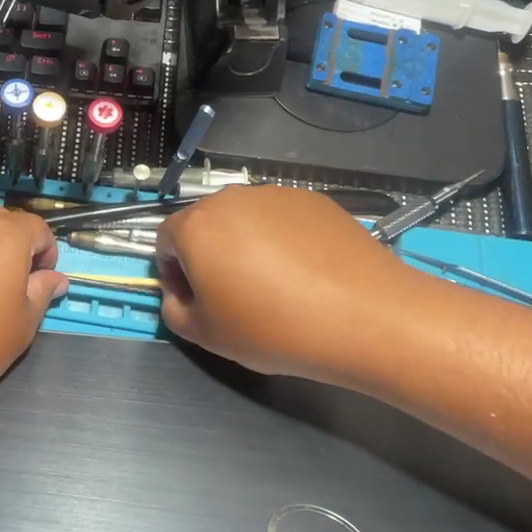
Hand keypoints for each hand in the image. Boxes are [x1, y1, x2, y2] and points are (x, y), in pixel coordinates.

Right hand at [155, 186, 432, 381]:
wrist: (366, 316)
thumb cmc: (274, 328)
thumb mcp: (206, 336)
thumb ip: (173, 310)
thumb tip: (178, 294)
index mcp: (196, 227)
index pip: (164, 241)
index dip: (173, 273)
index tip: (198, 301)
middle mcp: (231, 199)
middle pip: (204, 225)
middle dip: (208, 256)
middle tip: (234, 295)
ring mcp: (275, 195)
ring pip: (243, 220)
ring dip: (245, 246)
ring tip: (275, 285)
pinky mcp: (314, 200)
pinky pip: (281, 219)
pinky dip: (282, 241)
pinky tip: (305, 274)